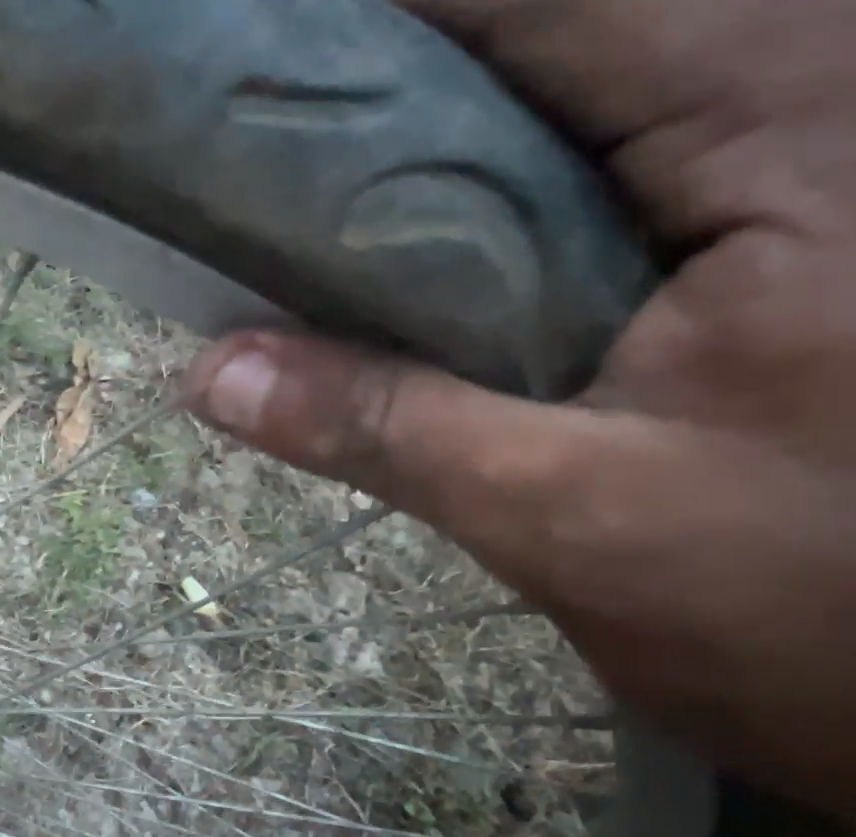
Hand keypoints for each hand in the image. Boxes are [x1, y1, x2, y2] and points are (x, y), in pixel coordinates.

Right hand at [184, 0, 855, 820]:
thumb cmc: (823, 609)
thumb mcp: (576, 516)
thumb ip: (385, 428)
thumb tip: (210, 378)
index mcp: (803, 126)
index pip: (553, 8)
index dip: (396, 21)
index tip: (266, 67)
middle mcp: (812, 107)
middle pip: (552, 44)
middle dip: (395, 89)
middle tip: (260, 146)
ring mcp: (792, 170)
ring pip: (568, 108)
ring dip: (431, 145)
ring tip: (302, 193)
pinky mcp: (773, 232)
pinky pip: (596, 176)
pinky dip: (483, 202)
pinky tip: (397, 257)